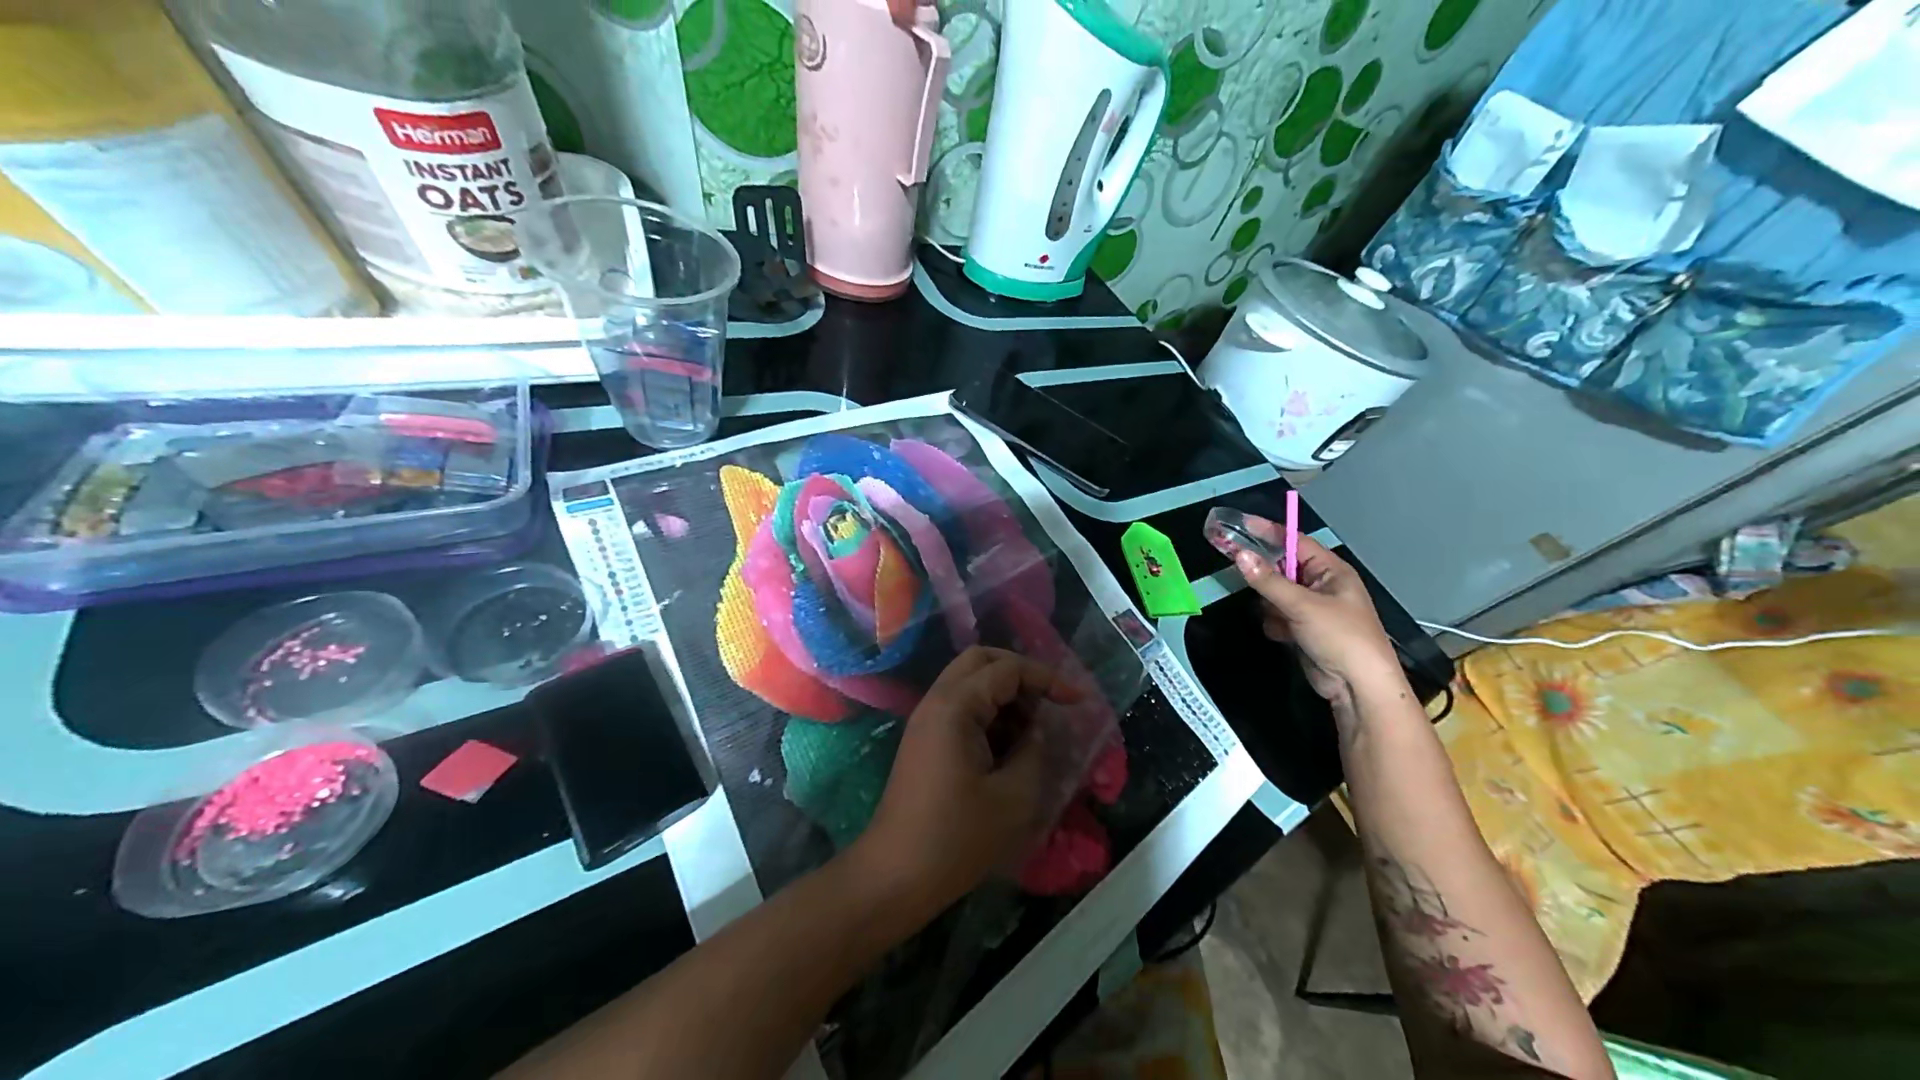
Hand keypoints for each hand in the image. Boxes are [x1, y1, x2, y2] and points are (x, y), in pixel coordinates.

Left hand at [850, 646, 1083, 915]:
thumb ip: (1034, 750)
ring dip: (1005, 694)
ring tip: (1035, 729)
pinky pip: (961, 707)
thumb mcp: (1014, 797)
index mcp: (955, 707)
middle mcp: (936, 702)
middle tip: (1051, 704)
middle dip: (1022, 674)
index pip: (1007, 669)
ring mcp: (926, 721)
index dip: (1048, 678)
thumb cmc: (956, 838)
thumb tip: (1037, 730)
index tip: (1079, 701)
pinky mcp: (925, 741)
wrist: (895, 875)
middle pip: (981, 661)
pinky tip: (1010, 745)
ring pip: (970, 682)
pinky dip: (989, 713)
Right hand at [1223, 518, 1399, 705]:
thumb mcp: (1302, 605)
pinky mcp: (1303, 629)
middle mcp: (1321, 585)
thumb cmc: (1340, 637)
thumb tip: (1239, 555)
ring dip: (1271, 606)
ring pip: (1274, 594)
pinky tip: (1284, 636)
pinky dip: (1276, 624)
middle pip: (1281, 569)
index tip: (1239, 524)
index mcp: (1331, 571)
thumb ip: (1268, 581)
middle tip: (1239, 570)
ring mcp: (1312, 608)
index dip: (1268, 533)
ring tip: (1281, 620)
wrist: (1357, 686)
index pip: (1295, 542)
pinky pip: (1276, 616)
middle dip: (1266, 577)